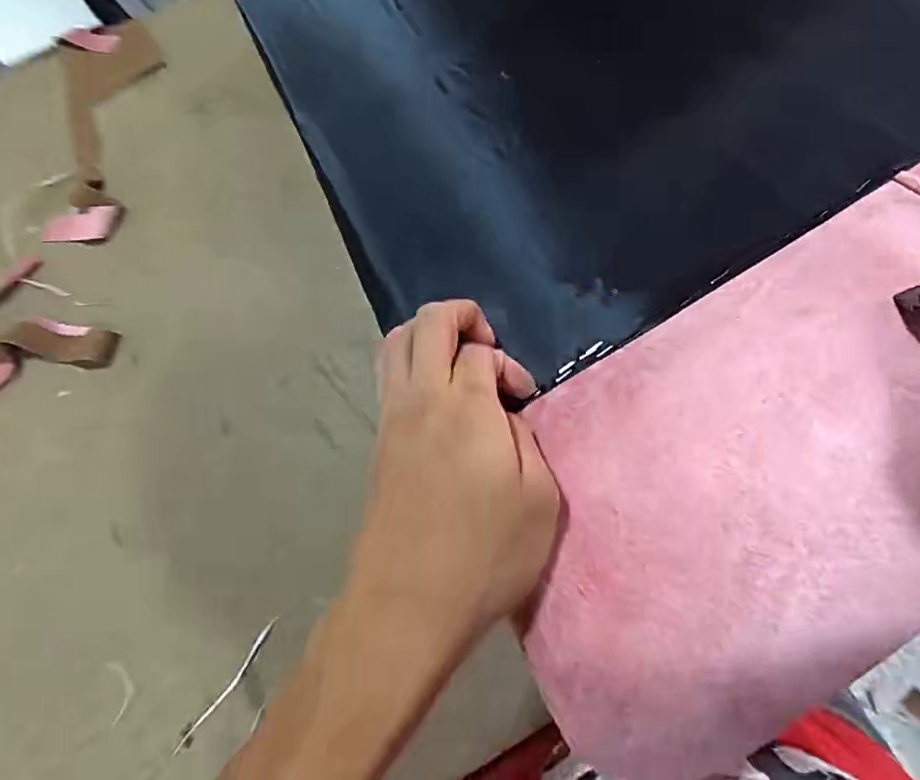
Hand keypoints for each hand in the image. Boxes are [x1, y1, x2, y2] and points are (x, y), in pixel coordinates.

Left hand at [345, 300, 561, 648]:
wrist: (406, 605)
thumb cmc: (485, 555)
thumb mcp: (542, 500)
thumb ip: (529, 441)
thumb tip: (506, 417)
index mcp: (466, 406)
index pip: (479, 350)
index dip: (506, 363)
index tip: (522, 398)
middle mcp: (421, 399)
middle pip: (428, 322)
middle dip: (462, 315)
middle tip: (487, 346)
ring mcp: (391, 418)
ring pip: (395, 342)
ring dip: (428, 335)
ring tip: (458, 363)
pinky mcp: (377, 442)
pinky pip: (387, 376)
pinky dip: (411, 363)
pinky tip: (437, 397)